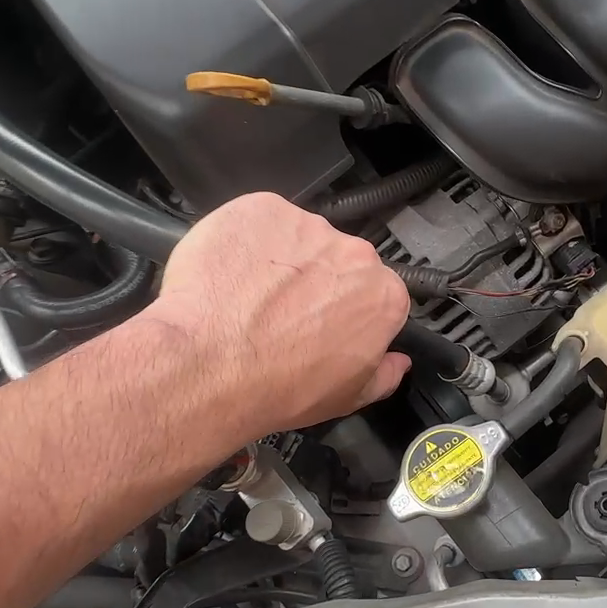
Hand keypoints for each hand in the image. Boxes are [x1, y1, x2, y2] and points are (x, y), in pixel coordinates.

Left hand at [144, 192, 410, 436]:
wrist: (210, 365)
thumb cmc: (279, 386)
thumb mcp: (348, 398)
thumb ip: (384, 375)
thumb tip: (396, 362)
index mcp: (383, 296)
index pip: (379, 294)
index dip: (352, 312)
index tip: (329, 326)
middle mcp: (354, 253)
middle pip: (341, 261)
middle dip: (318, 282)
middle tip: (285, 314)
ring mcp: (308, 226)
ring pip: (299, 239)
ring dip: (282, 261)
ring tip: (250, 299)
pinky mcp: (262, 209)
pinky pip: (259, 221)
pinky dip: (245, 242)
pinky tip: (230, 278)